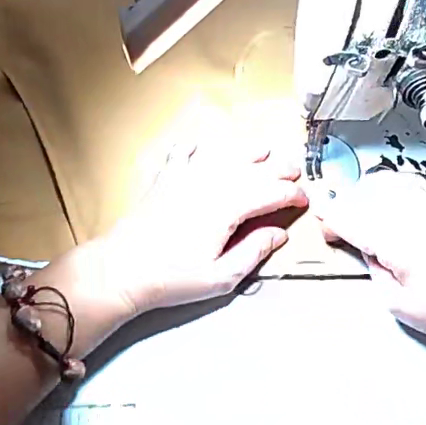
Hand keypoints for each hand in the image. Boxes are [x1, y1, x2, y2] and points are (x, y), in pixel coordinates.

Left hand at [33, 139, 306, 355]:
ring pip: (225, 152)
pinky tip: (206, 147)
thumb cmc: (171, 278)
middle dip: (279, 168)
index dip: (292, 194)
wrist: (121, 269)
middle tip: (294, 174)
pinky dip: (200, 146)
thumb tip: (278, 234)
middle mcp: (209, 183)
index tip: (304, 200)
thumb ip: (253, 252)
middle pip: (253, 167)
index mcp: (227, 207)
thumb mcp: (220, 276)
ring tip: (264, 150)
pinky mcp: (166, 177)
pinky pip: (186, 151)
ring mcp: (185, 176)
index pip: (270, 191)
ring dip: (248, 150)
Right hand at [314, 171, 425, 368]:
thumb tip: (363, 247)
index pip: (350, 215)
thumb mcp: (398, 302)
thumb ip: (374, 265)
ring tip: (361, 215)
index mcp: (400, 238)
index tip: (327, 230)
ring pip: (385, 182)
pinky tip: (387, 201)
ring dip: (366, 195)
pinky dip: (391, 187)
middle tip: (341, 227)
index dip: (331, 223)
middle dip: (346, 209)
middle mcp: (418, 211)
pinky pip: (410, 181)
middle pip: (363, 194)